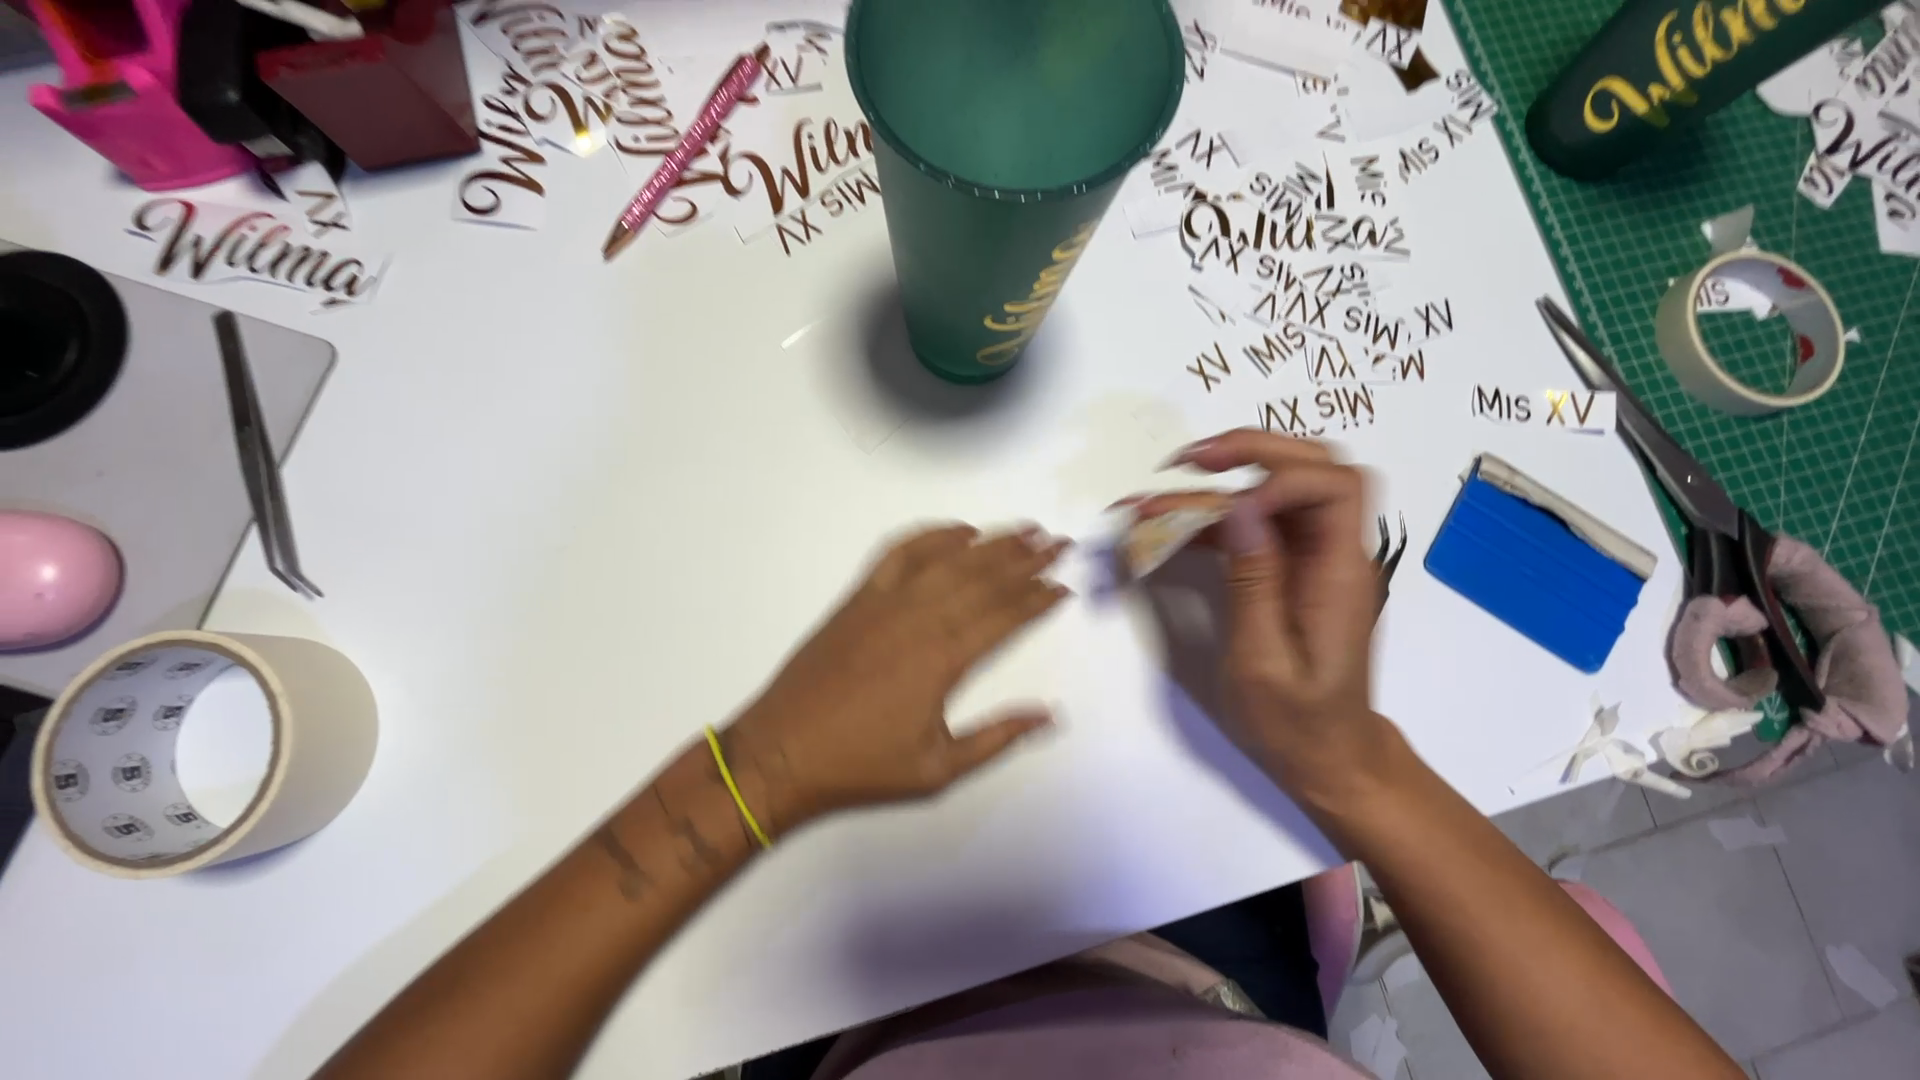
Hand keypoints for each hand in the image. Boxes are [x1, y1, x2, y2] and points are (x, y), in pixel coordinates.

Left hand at [724, 524, 1070, 831]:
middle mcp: (919, 619)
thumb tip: (1049, 715)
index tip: (1064, 586)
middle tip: (1059, 542)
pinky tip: (957, 530)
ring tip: (1025, 529)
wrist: (780, 752)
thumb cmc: (861, 767)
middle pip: (983, 578)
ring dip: (991, 542)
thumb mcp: (937, 770)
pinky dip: (930, 536)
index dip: (1038, 599)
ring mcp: (885, 602)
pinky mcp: (857, 598)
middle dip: (1026, 559)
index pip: (1004, 617)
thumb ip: (997, 738)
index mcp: (943, 660)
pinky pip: (899, 553)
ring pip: (948, 560)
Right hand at [1132, 430, 1399, 808]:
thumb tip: (1238, 509)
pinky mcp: (1289, 570)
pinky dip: (1212, 518)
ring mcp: (1311, 559)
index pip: (1335, 487)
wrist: (1326, 756)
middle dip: (1251, 450)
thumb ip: (1253, 582)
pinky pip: (1255, 525)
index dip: (1279, 479)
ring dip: (1222, 480)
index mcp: (1338, 573)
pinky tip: (1168, 529)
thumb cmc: (1296, 722)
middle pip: (1314, 467)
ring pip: (1279, 489)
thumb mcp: (1263, 662)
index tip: (1226, 508)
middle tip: (1188, 461)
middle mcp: (1333, 552)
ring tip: (1157, 494)